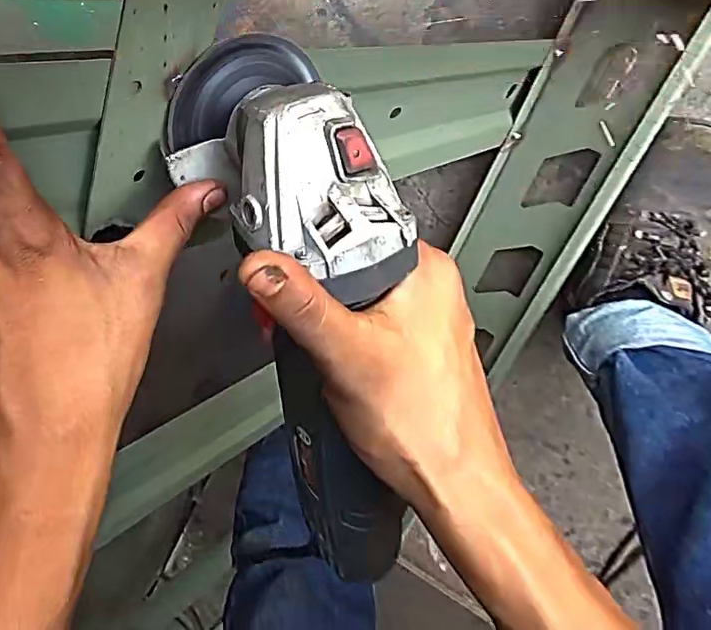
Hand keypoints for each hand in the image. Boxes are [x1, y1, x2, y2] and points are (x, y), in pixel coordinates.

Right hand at [237, 241, 509, 512]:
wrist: (450, 487)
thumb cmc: (428, 428)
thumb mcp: (347, 353)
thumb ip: (299, 304)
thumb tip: (260, 265)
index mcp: (422, 268)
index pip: (340, 224)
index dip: (295, 241)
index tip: (267, 260)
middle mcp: (417, 281)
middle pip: (330, 253)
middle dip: (293, 279)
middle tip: (276, 304)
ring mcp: (404, 307)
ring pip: (331, 281)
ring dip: (300, 303)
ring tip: (295, 329)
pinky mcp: (390, 330)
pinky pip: (338, 306)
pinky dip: (313, 321)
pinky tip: (310, 342)